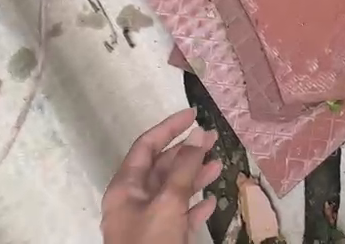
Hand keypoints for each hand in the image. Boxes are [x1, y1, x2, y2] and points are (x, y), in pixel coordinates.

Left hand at [100, 108, 221, 243]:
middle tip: (214, 139)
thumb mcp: (168, 202)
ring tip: (219, 166)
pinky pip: (177, 217)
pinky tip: (211, 203)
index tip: (194, 114)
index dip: (170, 126)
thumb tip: (199, 133)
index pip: (147, 145)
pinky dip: (194, 208)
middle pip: (161, 167)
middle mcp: (132, 202)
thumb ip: (184, 167)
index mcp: (125, 188)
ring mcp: (145, 224)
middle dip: (188, 152)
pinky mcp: (159, 242)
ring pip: (172, 191)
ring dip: (195, 177)